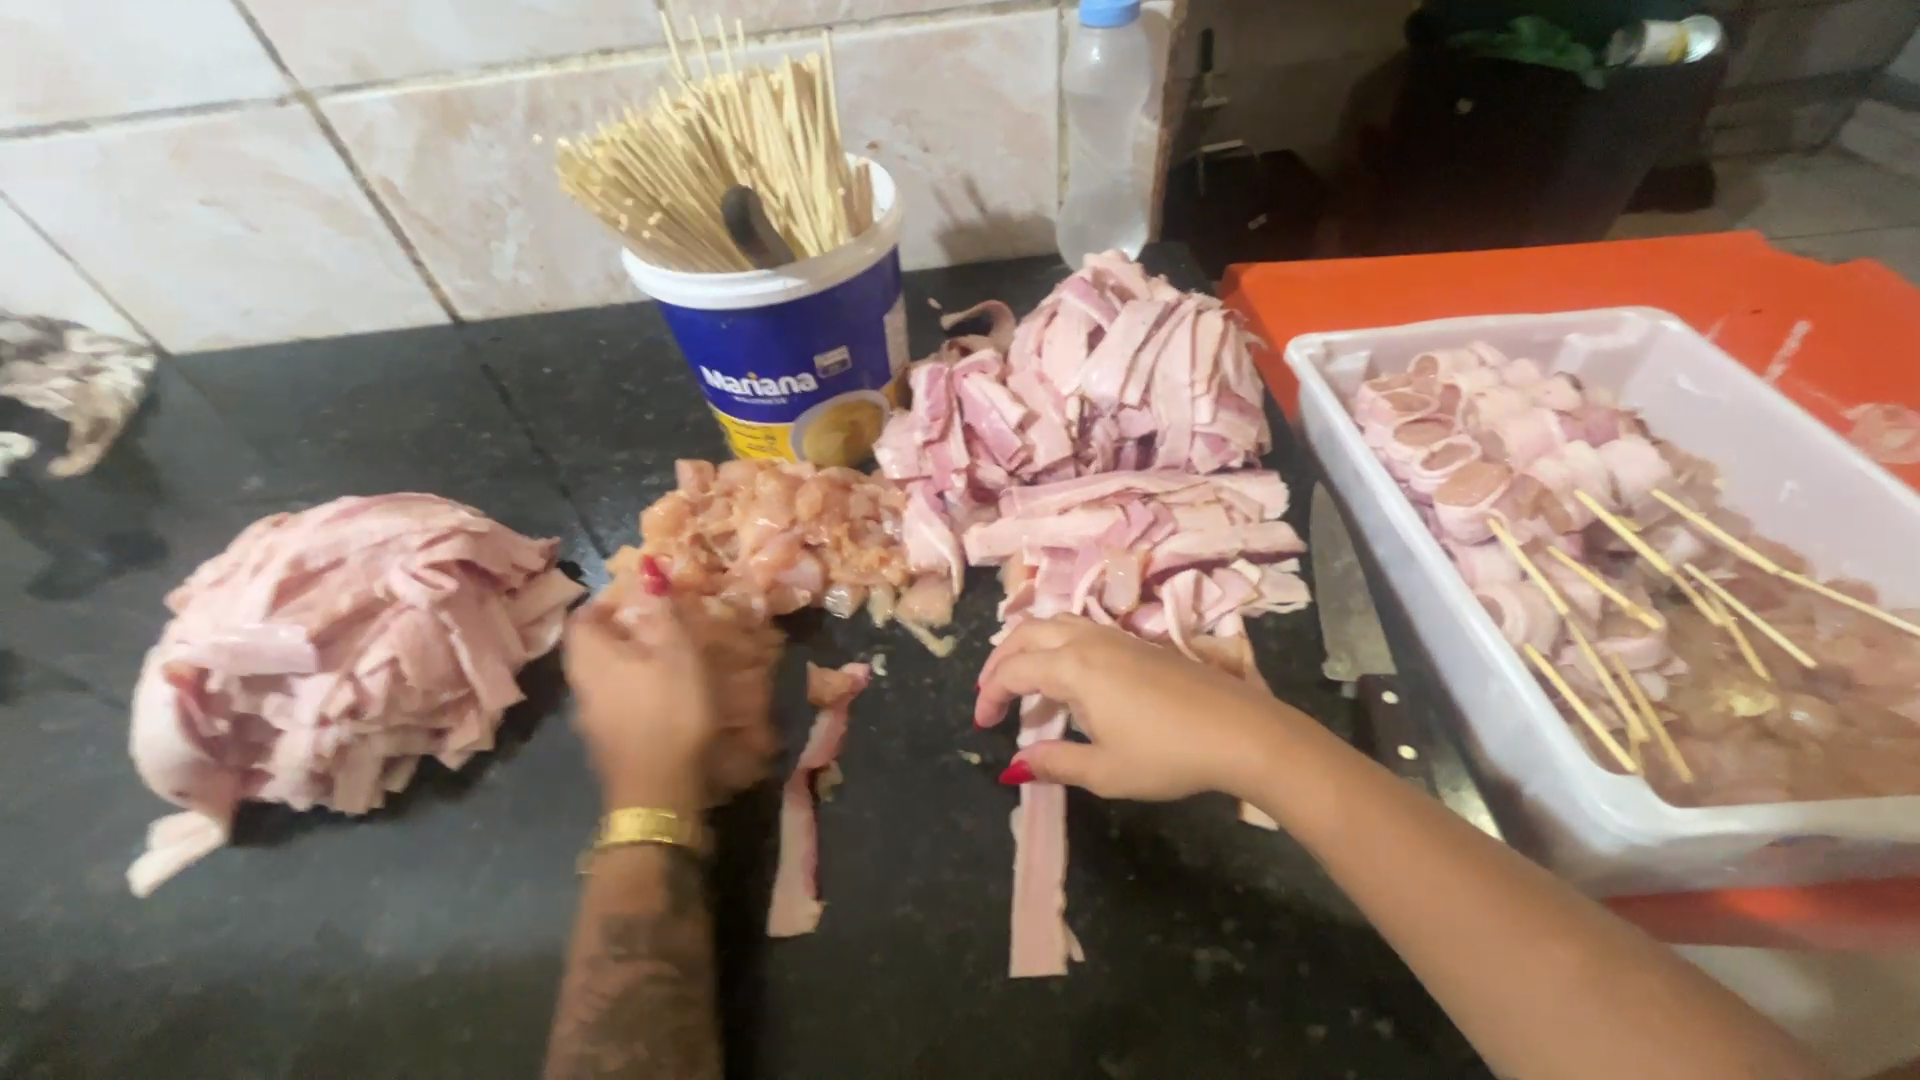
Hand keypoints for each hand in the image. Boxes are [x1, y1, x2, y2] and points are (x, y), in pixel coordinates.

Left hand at [563, 582, 715, 812]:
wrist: (659, 788)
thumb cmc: (668, 707)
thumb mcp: (676, 650)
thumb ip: (662, 610)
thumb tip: (648, 571)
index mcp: (589, 655)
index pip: (583, 616)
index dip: (608, 601)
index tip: (642, 598)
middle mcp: (579, 683)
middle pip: (592, 646)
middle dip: (623, 632)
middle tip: (661, 626)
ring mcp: (589, 716)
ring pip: (605, 675)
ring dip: (630, 663)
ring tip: (668, 659)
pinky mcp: (607, 742)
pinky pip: (616, 701)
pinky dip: (635, 690)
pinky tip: (665, 697)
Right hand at [974, 616, 1295, 800]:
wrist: (1240, 731)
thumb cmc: (1168, 754)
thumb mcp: (1105, 771)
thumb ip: (1055, 763)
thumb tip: (1016, 766)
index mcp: (1073, 668)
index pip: (1013, 670)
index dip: (990, 695)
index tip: (983, 725)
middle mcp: (1088, 640)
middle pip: (1028, 632)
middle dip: (1000, 659)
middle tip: (991, 693)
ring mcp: (1117, 637)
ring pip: (1057, 623)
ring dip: (1029, 645)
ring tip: (1023, 677)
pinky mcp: (1139, 643)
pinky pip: (1082, 629)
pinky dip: (1058, 644)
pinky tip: (1069, 675)